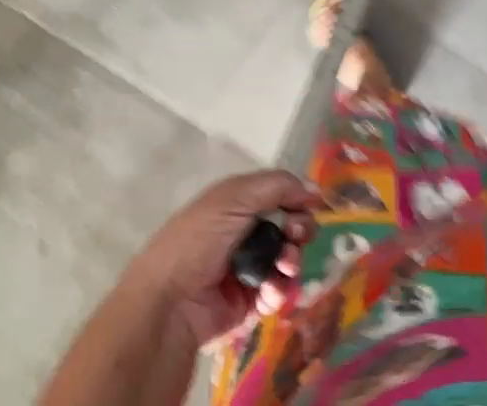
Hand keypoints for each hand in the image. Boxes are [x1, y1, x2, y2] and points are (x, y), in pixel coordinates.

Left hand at [129, 170, 321, 349]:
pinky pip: (278, 291)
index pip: (279, 195)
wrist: (171, 301)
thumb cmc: (200, 239)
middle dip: (299, 231)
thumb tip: (314, 190)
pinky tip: (269, 292)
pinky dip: (279, 291)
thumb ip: (278, 186)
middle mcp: (244, 233)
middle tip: (294, 238)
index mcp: (236, 204)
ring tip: (283, 268)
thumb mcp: (235, 198)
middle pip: (289, 227)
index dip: (297, 200)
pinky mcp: (249, 300)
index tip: (310, 207)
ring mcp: (248, 268)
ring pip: (287, 259)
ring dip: (291, 262)